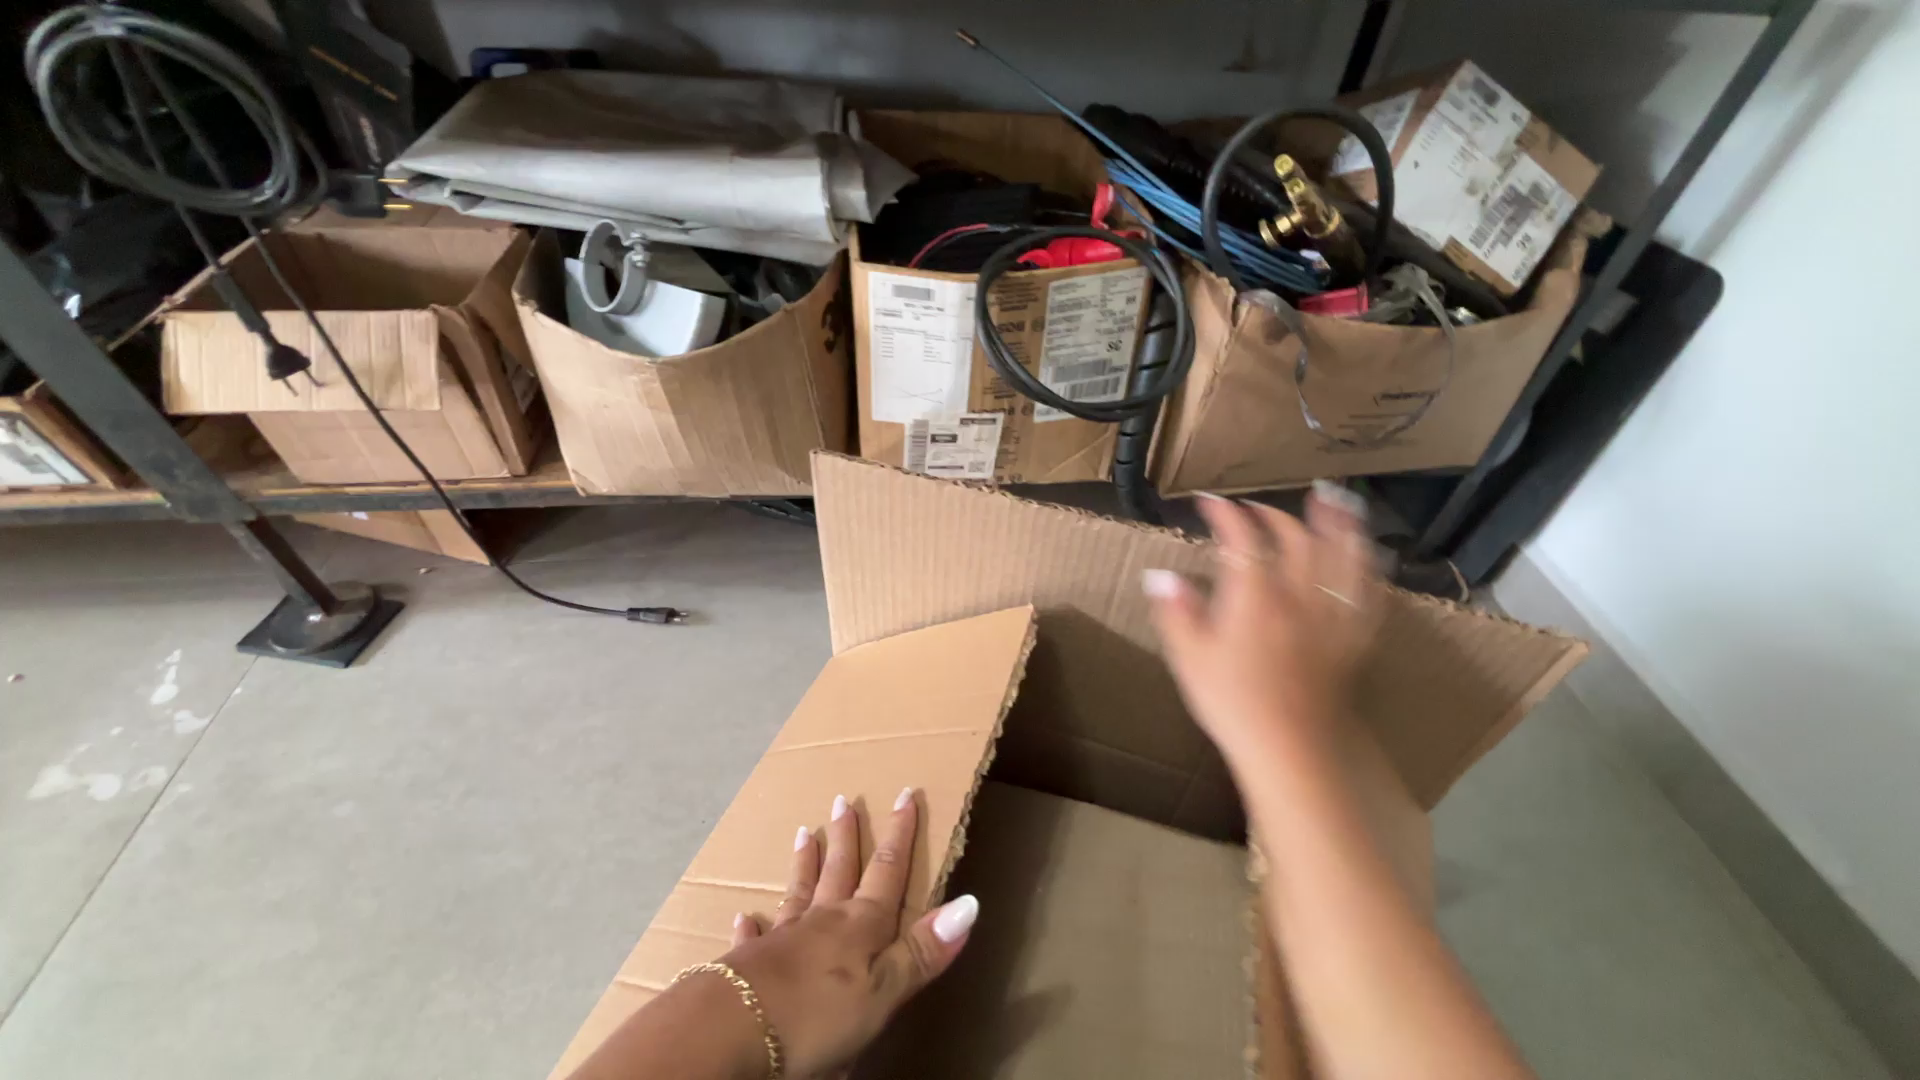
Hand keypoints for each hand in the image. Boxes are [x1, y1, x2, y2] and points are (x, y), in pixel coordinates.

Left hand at [719, 789, 978, 1077]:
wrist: (731, 1031)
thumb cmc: (817, 1015)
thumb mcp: (883, 991)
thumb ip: (921, 950)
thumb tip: (970, 902)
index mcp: (859, 927)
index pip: (886, 872)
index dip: (900, 835)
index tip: (904, 795)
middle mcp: (821, 922)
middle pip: (839, 871)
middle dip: (847, 837)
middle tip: (844, 800)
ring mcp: (781, 940)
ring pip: (799, 893)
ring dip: (805, 865)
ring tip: (803, 834)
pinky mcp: (747, 966)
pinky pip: (754, 937)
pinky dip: (753, 925)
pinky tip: (746, 915)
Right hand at [1143, 484, 1380, 773]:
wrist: (1291, 749)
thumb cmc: (1234, 704)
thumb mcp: (1190, 658)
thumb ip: (1176, 613)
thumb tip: (1158, 576)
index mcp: (1255, 598)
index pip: (1242, 540)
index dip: (1226, 514)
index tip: (1210, 503)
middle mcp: (1298, 597)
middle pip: (1296, 539)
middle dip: (1275, 515)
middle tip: (1256, 507)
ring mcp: (1331, 616)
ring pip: (1343, 557)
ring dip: (1339, 523)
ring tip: (1336, 498)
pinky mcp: (1353, 639)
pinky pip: (1369, 594)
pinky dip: (1368, 568)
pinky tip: (1368, 557)